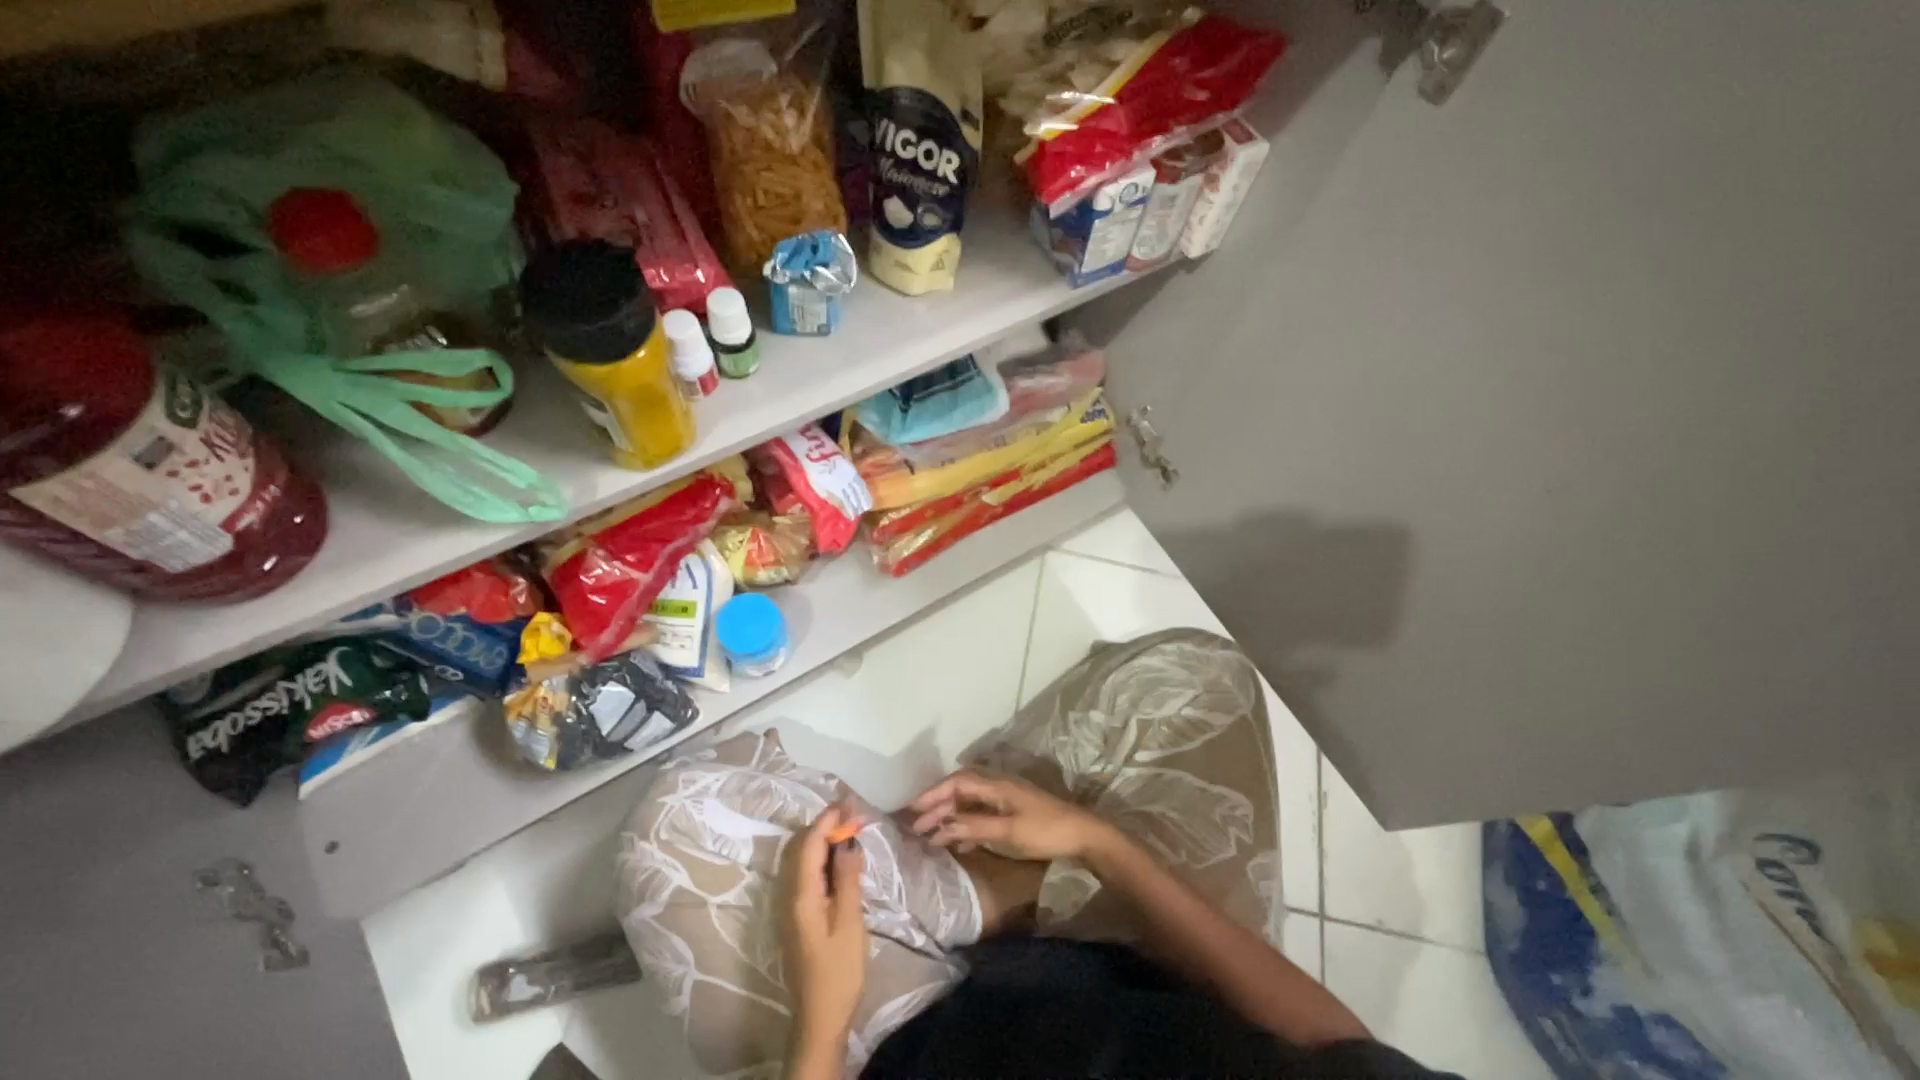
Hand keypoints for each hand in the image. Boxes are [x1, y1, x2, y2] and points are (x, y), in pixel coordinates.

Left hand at [780, 802, 867, 1040]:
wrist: (819, 1016)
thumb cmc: (839, 971)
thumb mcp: (850, 922)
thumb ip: (848, 879)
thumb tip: (847, 842)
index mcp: (800, 894)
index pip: (809, 843)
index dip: (827, 820)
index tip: (849, 803)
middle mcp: (787, 895)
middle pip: (800, 848)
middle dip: (823, 827)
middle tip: (852, 815)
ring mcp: (788, 907)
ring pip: (800, 861)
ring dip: (820, 842)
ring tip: (847, 832)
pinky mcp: (795, 918)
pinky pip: (803, 876)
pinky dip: (819, 860)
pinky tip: (838, 863)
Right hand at [908, 769, 1113, 861]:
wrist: (1083, 835)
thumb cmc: (1045, 831)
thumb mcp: (1008, 831)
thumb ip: (974, 827)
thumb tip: (942, 825)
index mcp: (996, 785)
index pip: (957, 783)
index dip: (932, 794)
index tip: (912, 809)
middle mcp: (998, 786)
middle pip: (960, 791)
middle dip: (937, 807)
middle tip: (917, 827)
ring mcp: (1006, 798)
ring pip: (970, 803)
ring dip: (950, 817)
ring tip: (932, 836)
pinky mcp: (1013, 812)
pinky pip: (981, 814)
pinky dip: (967, 826)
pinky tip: (960, 845)